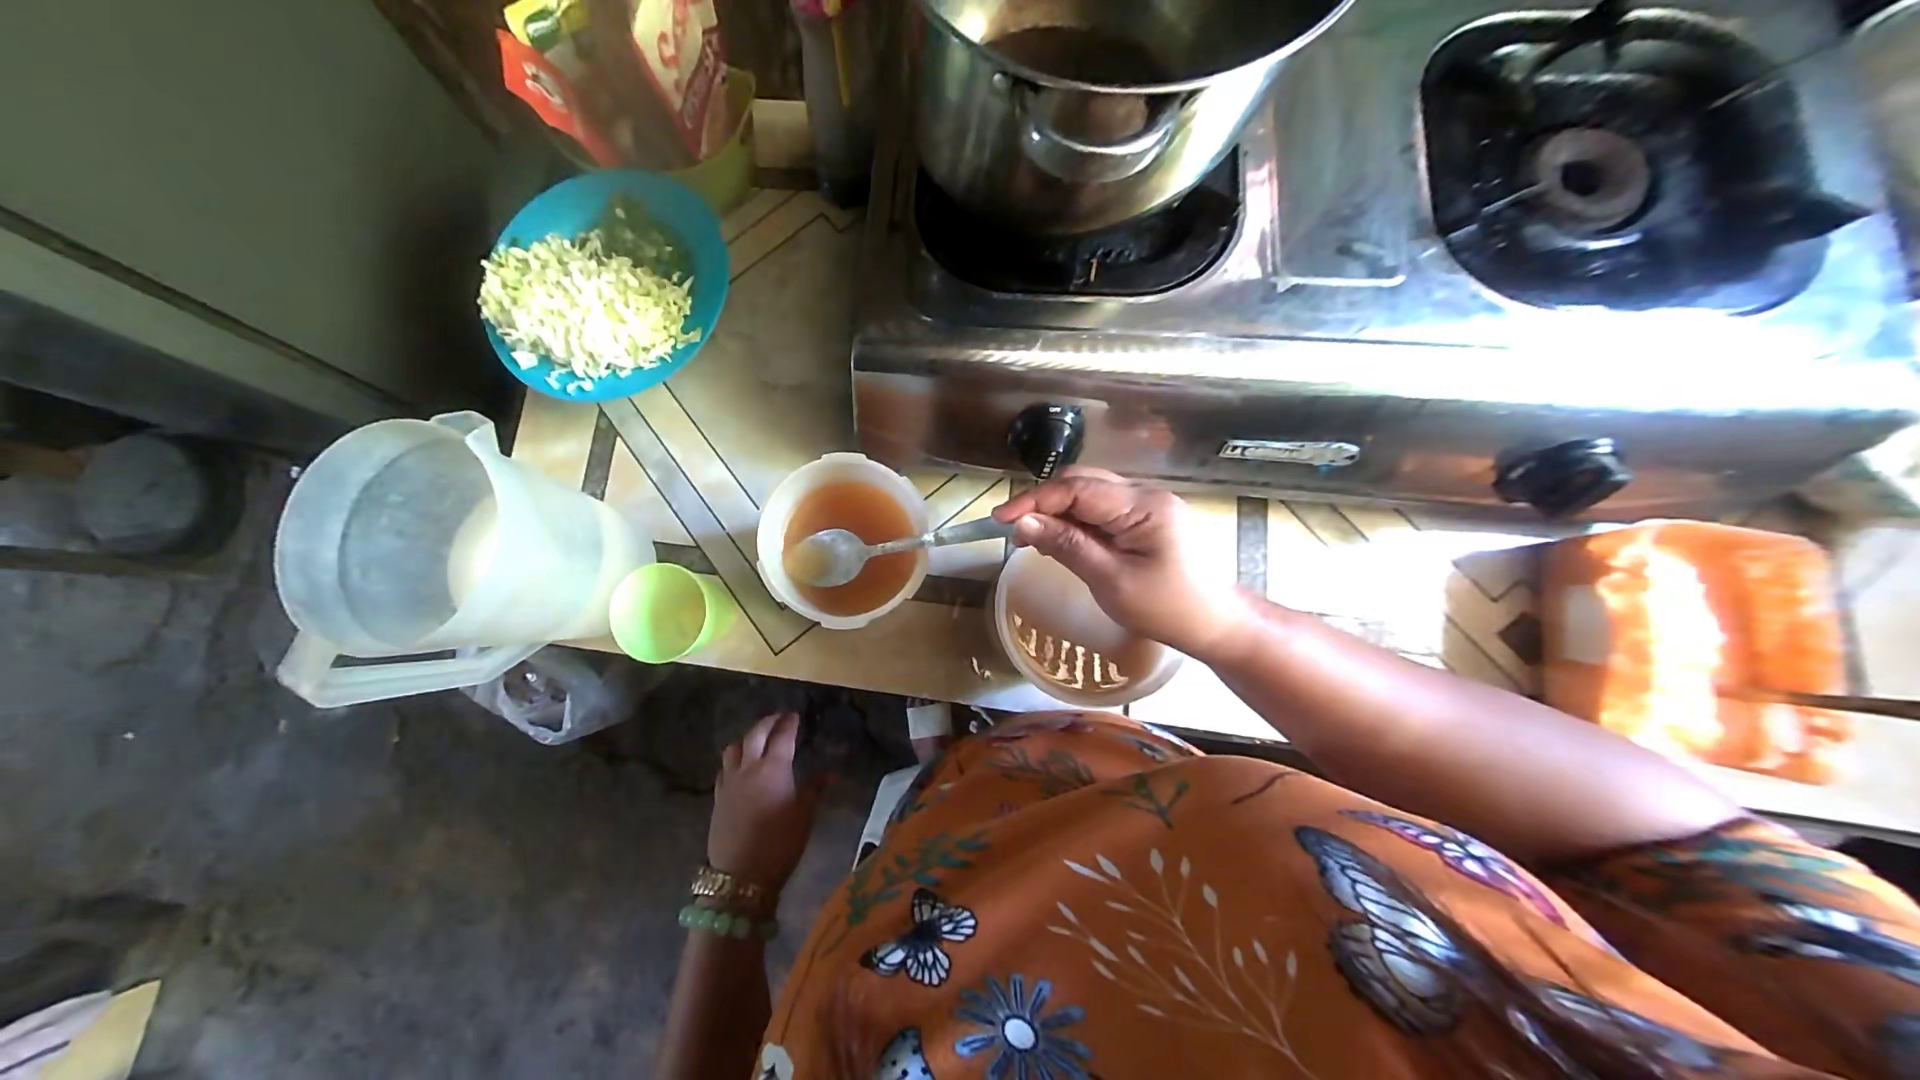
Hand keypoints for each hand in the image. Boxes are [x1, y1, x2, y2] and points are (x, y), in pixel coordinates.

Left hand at [708, 713, 823, 895]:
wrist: (740, 875)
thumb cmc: (780, 844)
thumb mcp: (804, 816)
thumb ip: (814, 790)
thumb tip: (830, 774)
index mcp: (774, 768)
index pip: (782, 736)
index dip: (789, 724)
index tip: (795, 716)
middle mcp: (749, 768)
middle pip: (755, 734)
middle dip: (768, 722)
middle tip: (779, 718)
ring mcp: (730, 782)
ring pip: (734, 747)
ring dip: (747, 737)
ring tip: (757, 737)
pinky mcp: (718, 797)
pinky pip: (725, 767)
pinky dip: (734, 758)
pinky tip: (739, 765)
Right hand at [993, 468, 1254, 661]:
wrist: (1216, 624)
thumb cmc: (1166, 608)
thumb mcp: (1111, 581)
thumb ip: (1067, 546)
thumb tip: (1023, 523)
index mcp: (1143, 505)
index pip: (1077, 489)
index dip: (1034, 500)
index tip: (1000, 519)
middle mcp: (1146, 494)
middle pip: (1082, 483)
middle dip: (1044, 503)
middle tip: (1015, 533)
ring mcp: (1149, 503)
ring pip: (1090, 494)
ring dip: (1058, 512)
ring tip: (1033, 539)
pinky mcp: (1148, 517)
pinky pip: (1103, 508)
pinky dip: (1077, 521)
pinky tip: (1062, 540)